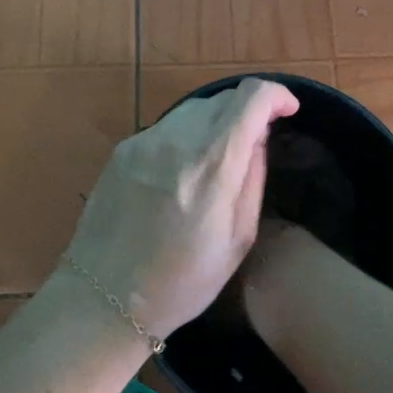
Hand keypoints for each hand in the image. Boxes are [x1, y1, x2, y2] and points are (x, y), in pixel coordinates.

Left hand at [64, 78, 299, 337]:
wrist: (104, 297)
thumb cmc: (182, 282)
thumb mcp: (238, 240)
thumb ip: (253, 178)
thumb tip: (259, 136)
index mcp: (212, 165)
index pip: (251, 98)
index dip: (276, 94)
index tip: (288, 109)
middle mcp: (177, 140)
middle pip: (223, 97)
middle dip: (248, 109)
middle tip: (255, 140)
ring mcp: (145, 140)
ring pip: (194, 108)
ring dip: (216, 120)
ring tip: (219, 157)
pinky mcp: (123, 148)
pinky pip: (167, 127)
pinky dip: (186, 136)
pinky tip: (183, 171)